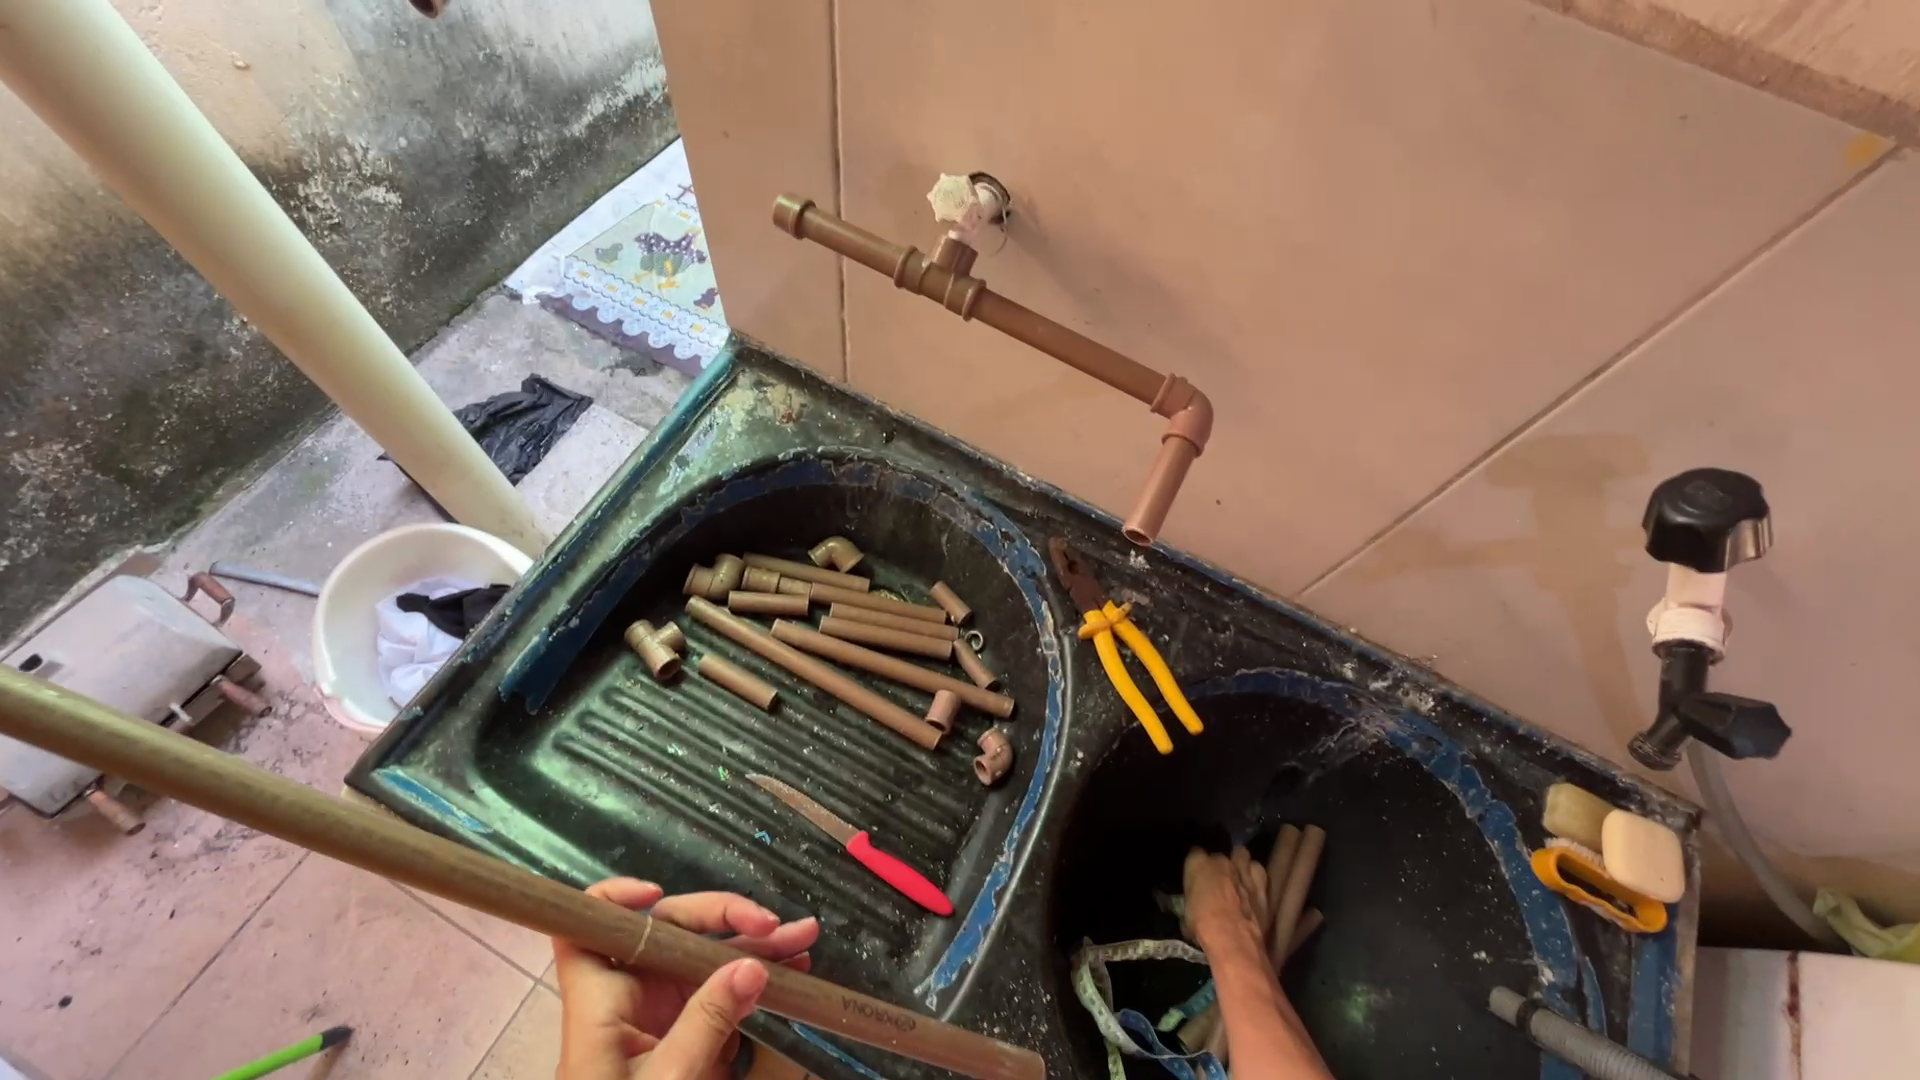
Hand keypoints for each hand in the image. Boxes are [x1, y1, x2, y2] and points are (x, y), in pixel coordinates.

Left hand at [552, 878, 821, 1079]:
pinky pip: (722, 989)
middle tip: (772, 923)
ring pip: (705, 956)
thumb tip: (751, 965)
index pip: (587, 930)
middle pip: (668, 929)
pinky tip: (792, 971)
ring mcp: (660, 1014)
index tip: (659, 894)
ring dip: (755, 942)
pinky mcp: (686, 1034)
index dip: (615, 900)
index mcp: (602, 1004)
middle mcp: (629, 997)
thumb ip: (705, 1024)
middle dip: (722, 916)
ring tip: (804, 938)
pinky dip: (757, 976)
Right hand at [1182, 846, 1267, 955]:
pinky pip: (1258, 870)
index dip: (1197, 867)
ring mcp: (1242, 870)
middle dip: (1219, 866)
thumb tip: (1195, 908)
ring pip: (1241, 854)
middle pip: (1219, 856)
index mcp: (1197, 864)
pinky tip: (1253, 886)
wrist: (1232, 938)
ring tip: (1238, 876)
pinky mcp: (1261, 884)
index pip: (1195, 854)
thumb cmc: (1203, 926)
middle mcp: (1220, 861)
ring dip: (1239, 863)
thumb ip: (1193, 900)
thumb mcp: (1187, 913)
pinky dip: (1255, 876)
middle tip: (1218, 881)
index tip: (1197, 877)